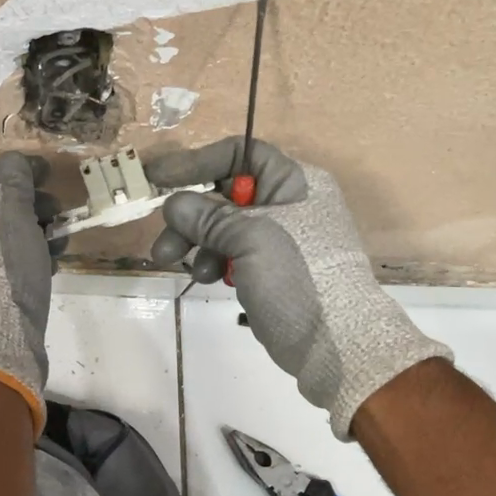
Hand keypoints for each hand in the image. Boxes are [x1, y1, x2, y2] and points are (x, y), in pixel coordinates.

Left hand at [0, 152, 58, 433]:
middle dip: (29, 201)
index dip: (14, 167)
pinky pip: (13, 261)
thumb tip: (14, 162)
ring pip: (8, 233)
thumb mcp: (10, 214)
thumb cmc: (2, 268)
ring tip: (59, 237)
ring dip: (37, 228)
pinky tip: (54, 261)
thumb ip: (13, 181)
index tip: (47, 171)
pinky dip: (34, 255)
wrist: (1, 337)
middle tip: (55, 210)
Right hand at [143, 137, 450, 438]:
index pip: (240, 154)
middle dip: (188, 215)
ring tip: (174, 263)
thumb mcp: (250, 238)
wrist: (335, 341)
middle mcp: (287, 204)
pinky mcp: (269, 269)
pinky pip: (228, 253)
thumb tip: (174, 204)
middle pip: (223, 194)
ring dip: (193, 241)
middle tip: (162, 240)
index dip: (198, 162)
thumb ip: (207, 217)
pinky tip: (206, 278)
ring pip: (221, 227)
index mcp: (295, 184)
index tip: (159, 178)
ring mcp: (278, 239)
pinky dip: (211, 260)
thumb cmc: (298, 276)